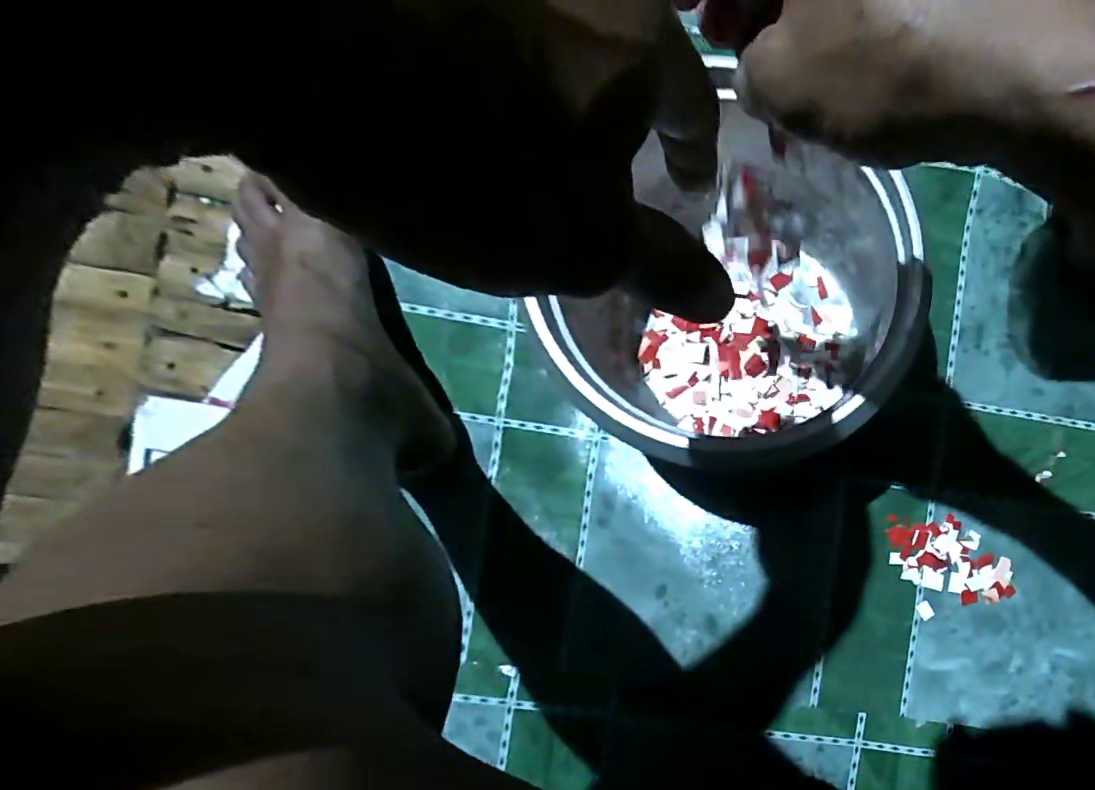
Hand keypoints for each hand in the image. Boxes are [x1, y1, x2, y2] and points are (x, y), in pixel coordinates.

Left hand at [218, 0, 733, 319]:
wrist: (217, 14)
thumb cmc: (450, 151)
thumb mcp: (575, 242)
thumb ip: (658, 267)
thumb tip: (721, 299)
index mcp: (636, 44)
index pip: (694, 106)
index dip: (696, 154)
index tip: (686, 182)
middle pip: (625, 49)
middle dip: (626, 103)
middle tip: (610, 149)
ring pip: (551, 21)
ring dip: (555, 67)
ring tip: (527, 113)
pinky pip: (472, 7)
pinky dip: (478, 39)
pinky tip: (446, 69)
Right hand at [694, 0, 1094, 171]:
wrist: (1025, 65)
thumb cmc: (890, 62)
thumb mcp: (793, 84)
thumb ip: (756, 75)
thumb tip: (764, 75)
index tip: (704, 23)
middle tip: (751, 52)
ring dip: (808, 6)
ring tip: (811, 69)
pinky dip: (862, 10)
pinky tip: (865, 55)